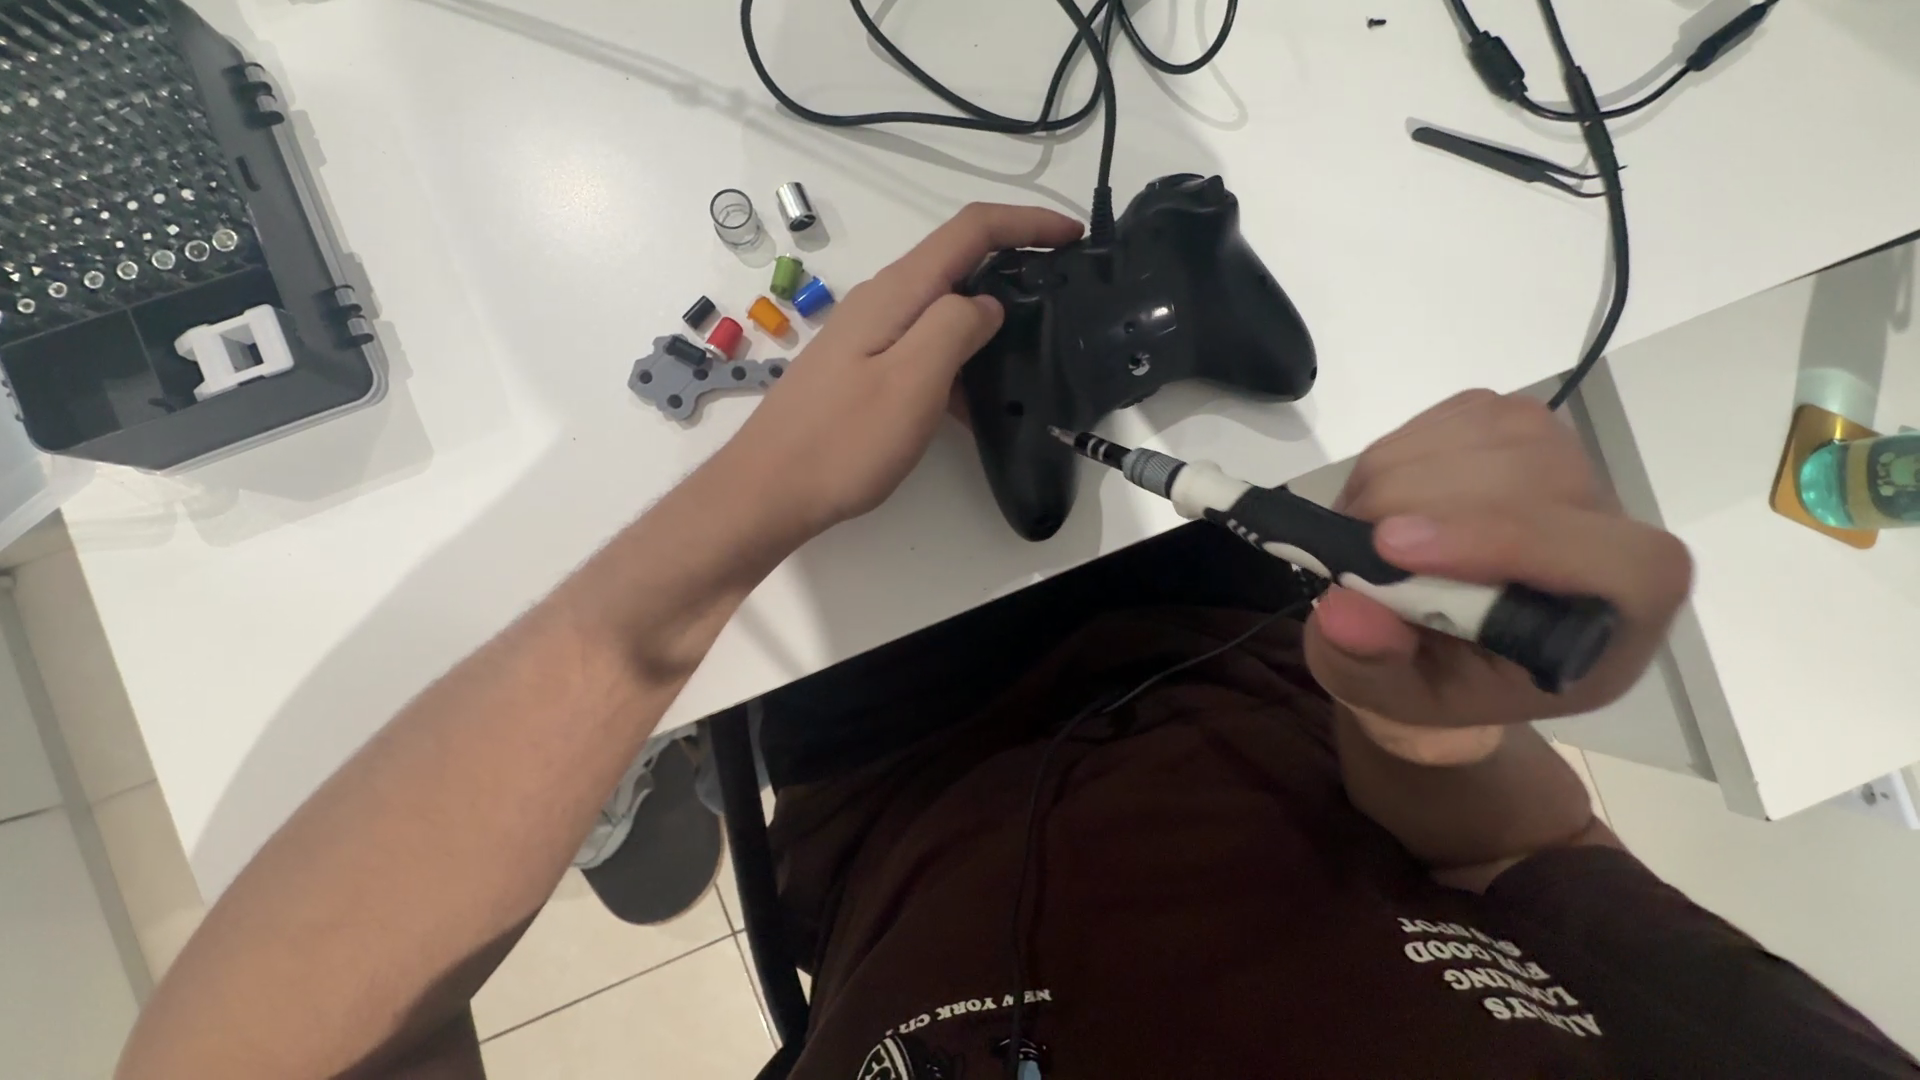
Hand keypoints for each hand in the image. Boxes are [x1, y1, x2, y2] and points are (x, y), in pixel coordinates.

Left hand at [715, 202, 1082, 540]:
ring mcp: (868, 338)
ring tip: (1028, 362)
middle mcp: (881, 303)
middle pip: (956, 264)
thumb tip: (985, 304)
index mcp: (897, 293)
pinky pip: (922, 351)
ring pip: (941, 313)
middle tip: (1060, 298)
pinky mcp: (862, 371)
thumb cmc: (842, 441)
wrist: (768, 491)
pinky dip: (958, 366)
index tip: (1073, 236)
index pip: (970, 231)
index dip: (1026, 224)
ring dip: (987, 327)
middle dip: (1013, 267)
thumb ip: (955, 329)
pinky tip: (976, 407)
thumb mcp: (912, 382)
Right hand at [1303, 390, 1691, 761]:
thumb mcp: (1385, 695)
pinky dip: (1397, 452)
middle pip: (1539, 478)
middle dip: (1413, 502)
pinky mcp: (1523, 430)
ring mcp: (1573, 468)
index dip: (1508, 542)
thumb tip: (1342, 613)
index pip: (1617, 564)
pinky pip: (1460, 413)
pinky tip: (1378, 499)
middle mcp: (1613, 536)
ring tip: (1357, 531)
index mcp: (1612, 625)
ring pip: (1494, 433)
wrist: (1429, 638)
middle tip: (1345, 548)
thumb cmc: (1424, 678)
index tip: (1392, 549)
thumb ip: (1370, 665)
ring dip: (1393, 477)